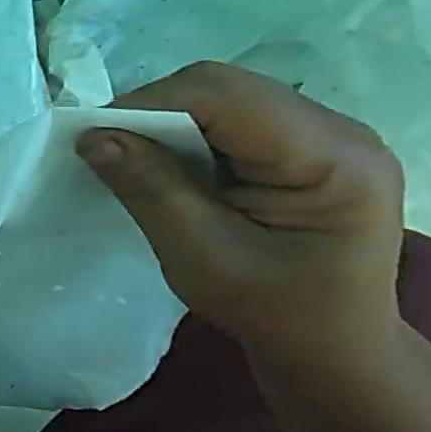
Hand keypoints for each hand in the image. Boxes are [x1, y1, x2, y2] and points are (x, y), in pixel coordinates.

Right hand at [76, 62, 406, 372]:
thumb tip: (92, 136)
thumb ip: (149, 190)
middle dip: (154, 109)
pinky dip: (183, 130)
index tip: (94, 138)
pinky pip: (228, 113)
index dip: (150, 106)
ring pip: (221, 93)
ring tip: (135, 156)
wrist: (330, 344)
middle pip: (223, 87)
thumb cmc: (271, 310)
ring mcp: (323, 132)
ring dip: (166, 118)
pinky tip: (169, 162)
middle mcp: (338, 131)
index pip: (225, 98)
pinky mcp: (301, 142)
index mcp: (334, 160)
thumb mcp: (200, 257)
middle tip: (109, 147)